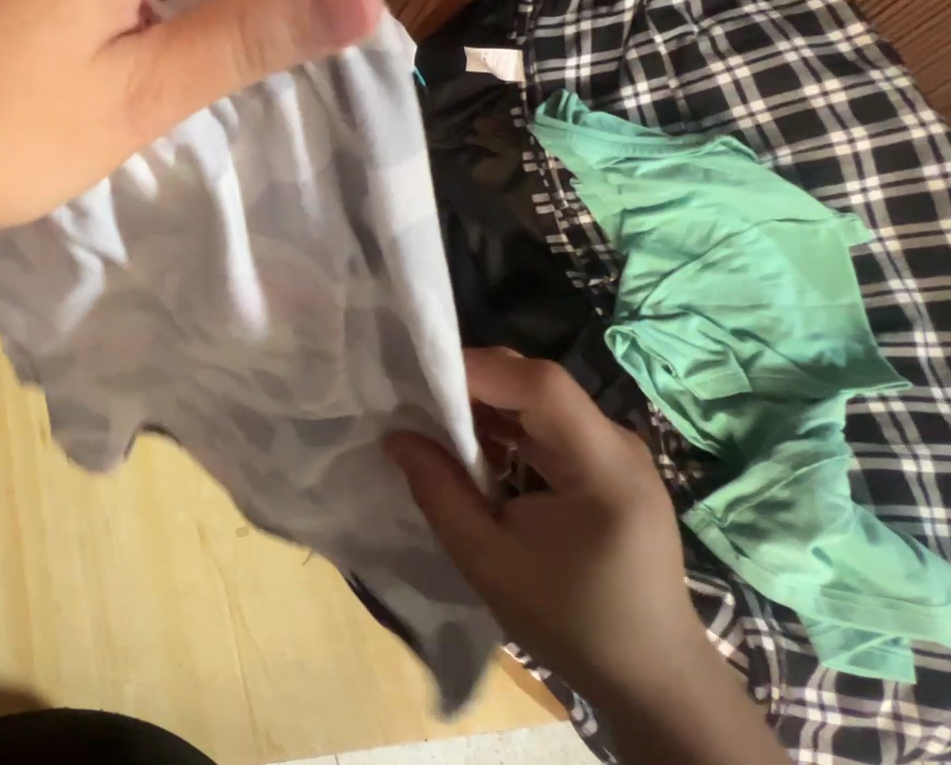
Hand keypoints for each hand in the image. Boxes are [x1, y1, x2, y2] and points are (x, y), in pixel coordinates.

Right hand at [383, 348, 704, 703]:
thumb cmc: (569, 618)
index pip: (541, 385)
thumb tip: (395, 435)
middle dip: (472, 381)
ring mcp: (615, 454)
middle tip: (414, 399)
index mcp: (603, 467)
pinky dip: (503, 424)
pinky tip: (471, 448)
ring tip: (432, 420)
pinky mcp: (605, 467)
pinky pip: (547, 424)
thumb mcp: (485, 557)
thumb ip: (439, 490)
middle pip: (540, 382)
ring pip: (540, 399)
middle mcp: (617, 446)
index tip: (416, 380)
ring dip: (484, 402)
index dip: (477, 370)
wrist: (648, 673)